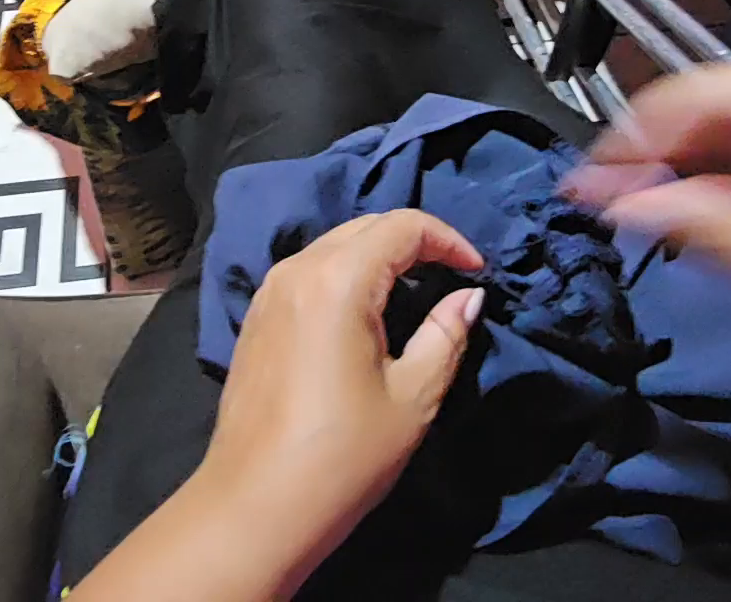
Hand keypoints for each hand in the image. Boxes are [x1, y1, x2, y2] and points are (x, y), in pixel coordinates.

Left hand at [70, 210, 486, 601]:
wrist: (254, 505)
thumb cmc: (343, 455)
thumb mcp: (412, 397)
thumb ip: (445, 333)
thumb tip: (470, 295)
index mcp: (337, 279)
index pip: (401, 225)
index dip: (447, 239)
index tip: (476, 271)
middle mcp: (298, 268)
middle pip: (365, 226)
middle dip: (414, 241)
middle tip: (451, 275)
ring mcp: (270, 288)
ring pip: (335, 244)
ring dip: (379, 254)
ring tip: (415, 289)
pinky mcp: (257, 312)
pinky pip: (310, 269)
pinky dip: (346, 271)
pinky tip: (366, 309)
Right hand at [562, 58, 730, 422]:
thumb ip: (710, 228)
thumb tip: (616, 201)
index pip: (721, 87)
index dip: (650, 120)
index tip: (604, 172)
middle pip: (727, 102)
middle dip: (660, 140)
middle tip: (611, 189)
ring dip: (685, 161)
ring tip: (640, 204)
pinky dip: (720, 181)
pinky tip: (698, 214)